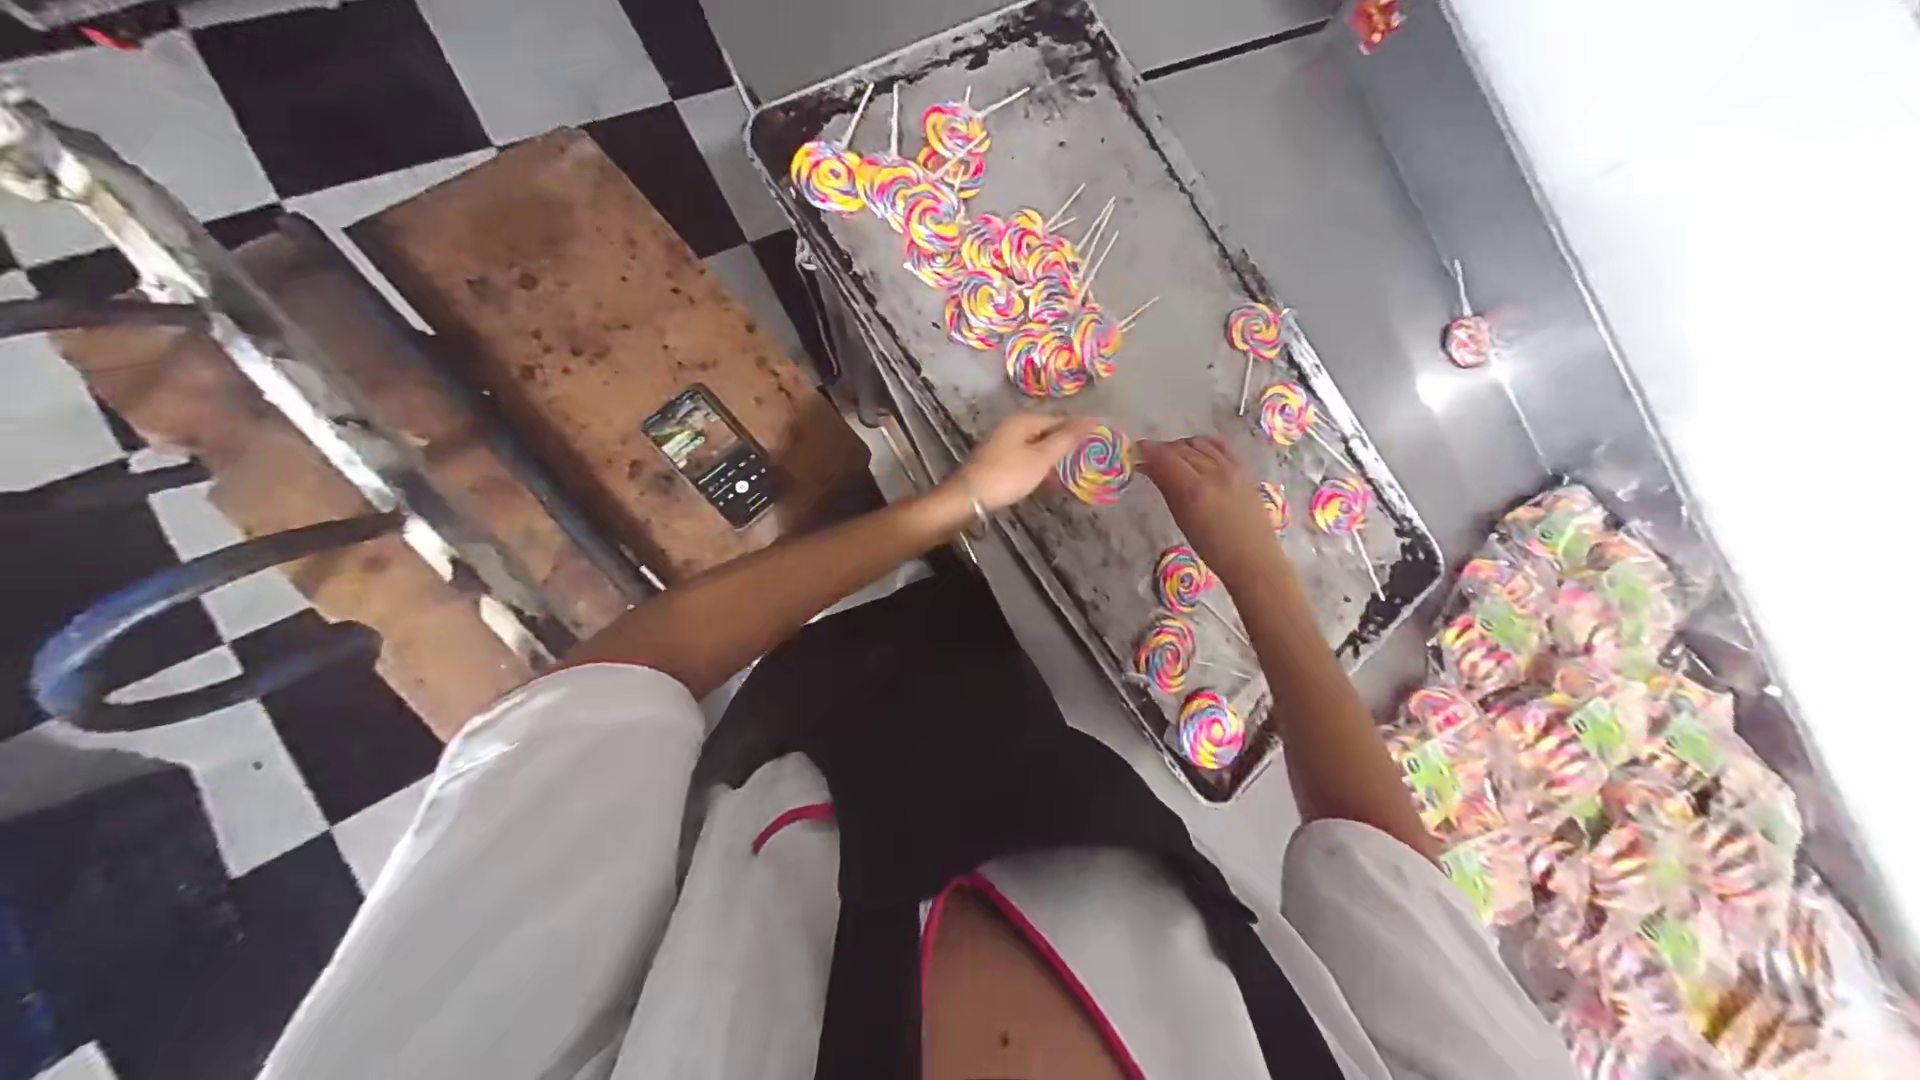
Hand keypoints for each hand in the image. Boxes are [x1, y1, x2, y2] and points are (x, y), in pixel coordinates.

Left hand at [951, 412, 1101, 511]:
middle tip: (1089, 458)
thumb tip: (1092, 419)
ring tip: (1072, 472)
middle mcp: (1013, 426)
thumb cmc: (1008, 476)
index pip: (1060, 419)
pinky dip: (1039, 468)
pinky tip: (1048, 481)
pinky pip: (1026, 459)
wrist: (968, 498)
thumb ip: (1066, 439)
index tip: (1100, 439)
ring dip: (1054, 459)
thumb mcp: (1042, 458)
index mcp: (1024, 420)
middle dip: (1067, 444)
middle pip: (1048, 432)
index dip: (1080, 429)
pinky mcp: (998, 460)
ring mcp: (1003, 443)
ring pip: (1037, 447)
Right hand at [1137, 437, 1286, 584]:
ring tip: (1171, 457)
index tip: (1135, 450)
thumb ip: (1166, 487)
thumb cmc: (1211, 547)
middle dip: (1161, 449)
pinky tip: (1196, 451)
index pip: (1165, 458)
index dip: (1148, 450)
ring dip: (1180, 446)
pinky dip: (1203, 444)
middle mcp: (1213, 472)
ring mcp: (1231, 468)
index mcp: (1193, 489)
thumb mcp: (1181, 518)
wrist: (1252, 557)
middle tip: (1149, 457)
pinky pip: (1219, 445)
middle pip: (1181, 448)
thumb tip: (1149, 467)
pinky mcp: (1244, 468)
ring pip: (1199, 444)